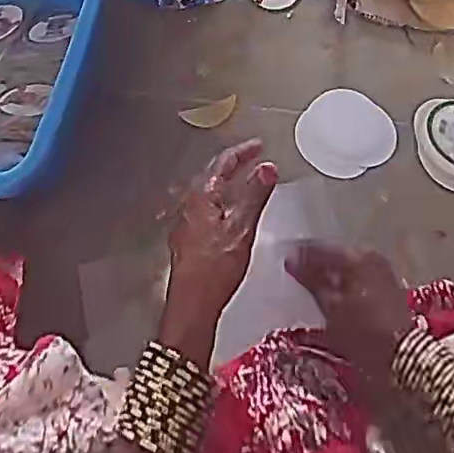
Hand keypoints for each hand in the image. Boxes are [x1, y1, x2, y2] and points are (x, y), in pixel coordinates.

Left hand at [161, 140, 278, 358]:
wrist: (191, 306)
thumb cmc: (214, 270)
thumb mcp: (241, 229)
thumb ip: (255, 195)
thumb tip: (267, 167)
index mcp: (201, 196)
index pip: (223, 163)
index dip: (243, 152)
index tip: (259, 146)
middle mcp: (189, 205)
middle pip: (214, 174)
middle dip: (236, 164)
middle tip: (255, 157)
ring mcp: (186, 222)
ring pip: (210, 192)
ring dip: (230, 182)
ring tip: (247, 180)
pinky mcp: (189, 238)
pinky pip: (208, 208)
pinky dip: (224, 200)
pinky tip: (232, 211)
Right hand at [286, 243, 412, 381]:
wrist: (402, 358)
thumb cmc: (362, 332)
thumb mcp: (331, 307)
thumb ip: (311, 279)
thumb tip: (291, 258)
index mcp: (355, 256)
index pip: (320, 247)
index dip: (300, 253)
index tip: (283, 259)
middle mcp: (370, 256)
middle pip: (336, 254)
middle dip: (316, 263)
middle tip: (295, 273)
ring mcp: (381, 270)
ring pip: (348, 266)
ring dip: (330, 275)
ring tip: (311, 286)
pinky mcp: (387, 287)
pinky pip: (358, 276)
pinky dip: (344, 283)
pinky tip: (333, 295)